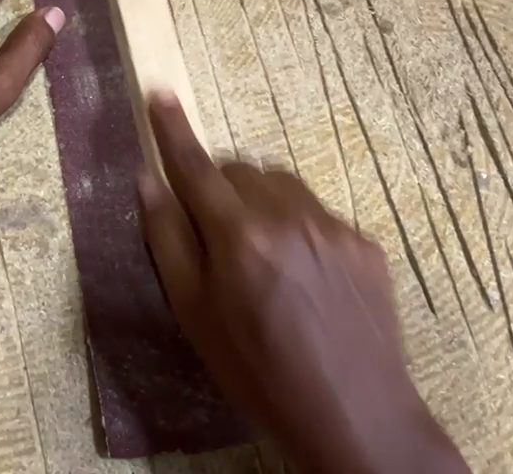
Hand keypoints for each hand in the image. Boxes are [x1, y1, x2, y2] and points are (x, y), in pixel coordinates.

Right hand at [137, 94, 466, 473]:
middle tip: (214, 231)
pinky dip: (296, 225)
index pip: (195, 165)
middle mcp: (286, 216)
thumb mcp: (192, 312)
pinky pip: (315, 212)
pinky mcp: (365, 243)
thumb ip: (166, 237)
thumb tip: (147, 178)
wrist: (356, 419)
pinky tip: (302, 274)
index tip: (160, 92)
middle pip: (238, 170)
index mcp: (237, 235)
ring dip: (258, 199)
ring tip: (260, 252)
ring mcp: (332, 227)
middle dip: (218, 186)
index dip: (172, 128)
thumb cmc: (256, 370)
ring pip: (278, 184)